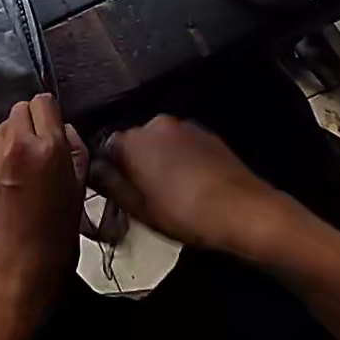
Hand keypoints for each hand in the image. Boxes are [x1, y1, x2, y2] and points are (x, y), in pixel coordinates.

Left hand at [0, 94, 84, 321]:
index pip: (44, 102)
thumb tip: (65, 130)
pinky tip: (6, 184)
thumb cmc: (53, 240)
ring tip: (22, 170)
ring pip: (2, 127)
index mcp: (47, 148)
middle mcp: (14, 144)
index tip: (53, 130)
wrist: (12, 271)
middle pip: (20, 109)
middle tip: (39, 151)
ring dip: (12, 139)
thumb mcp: (78, 192)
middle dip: (31, 125)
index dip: (50, 116)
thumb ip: (75, 151)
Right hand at [92, 115, 304, 258]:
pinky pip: (182, 144)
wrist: (245, 212)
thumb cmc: (186, 214)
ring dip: (159, 160)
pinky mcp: (207, 134)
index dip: (109, 171)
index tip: (117, 191)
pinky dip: (181, 159)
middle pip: (134, 142)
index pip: (106, 148)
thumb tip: (95, 171)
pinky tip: (190, 184)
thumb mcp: (138, 209)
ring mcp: (185, 126)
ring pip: (159, 142)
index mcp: (132, 140)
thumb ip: (110, 185)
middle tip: (143, 195)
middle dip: (135, 163)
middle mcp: (155, 124)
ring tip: (170, 192)